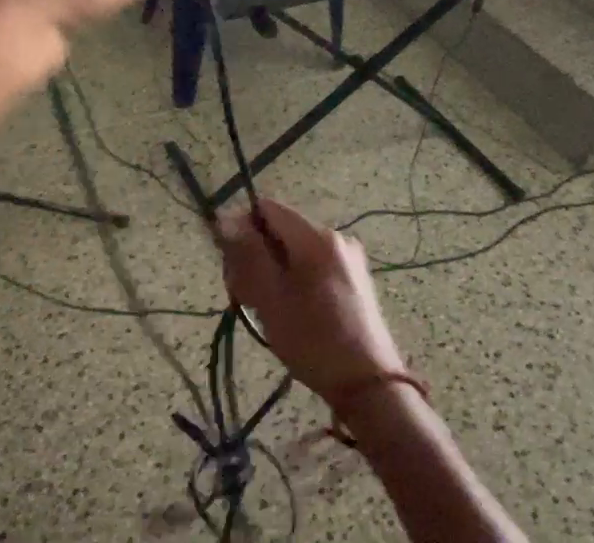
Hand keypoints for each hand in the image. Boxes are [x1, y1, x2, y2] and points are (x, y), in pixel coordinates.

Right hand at [217, 199, 406, 404]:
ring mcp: (347, 260)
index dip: (241, 228)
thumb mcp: (270, 297)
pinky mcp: (353, 281)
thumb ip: (247, 254)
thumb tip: (224, 219)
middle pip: (279, 229)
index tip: (231, 264)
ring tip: (264, 309)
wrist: (370, 386)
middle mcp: (335, 237)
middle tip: (244, 295)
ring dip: (271, 272)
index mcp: (316, 236)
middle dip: (254, 255)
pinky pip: (311, 266)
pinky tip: (288, 312)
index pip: (266, 208)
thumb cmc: (313, 340)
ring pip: (293, 251)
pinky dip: (291, 281)